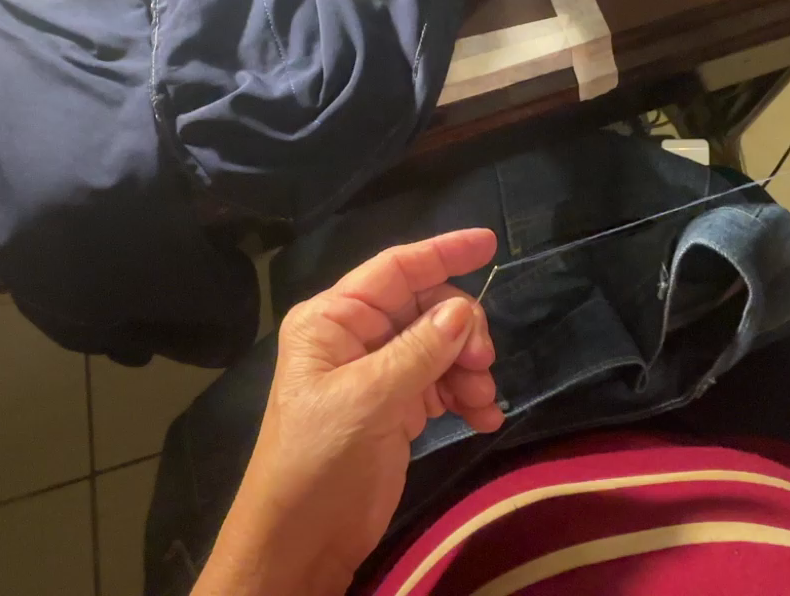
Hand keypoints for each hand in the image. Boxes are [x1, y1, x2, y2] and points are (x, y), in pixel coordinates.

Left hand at [195, 228, 503, 595]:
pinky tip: (483, 418)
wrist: (300, 547)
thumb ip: (418, 351)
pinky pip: (444, 381)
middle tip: (483, 362)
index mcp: (334, 318)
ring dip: (469, 367)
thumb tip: (464, 309)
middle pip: (427, 306)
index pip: (395, 269)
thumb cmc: (316, 462)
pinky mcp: (398, 405)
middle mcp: (358, 335)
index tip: (488, 243)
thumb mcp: (366, 400)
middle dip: (462, 328)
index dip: (442, 252)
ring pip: (442, 343)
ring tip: (482, 400)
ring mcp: (380, 370)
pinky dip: (466, 395)